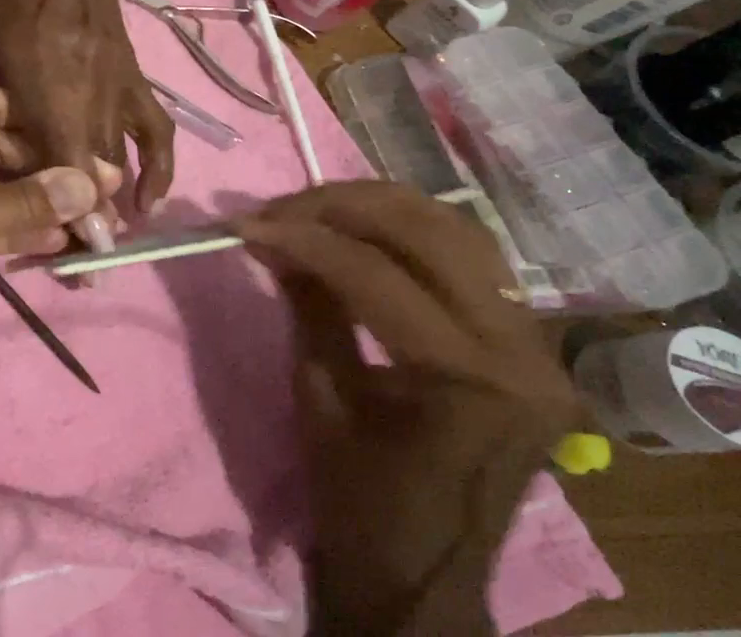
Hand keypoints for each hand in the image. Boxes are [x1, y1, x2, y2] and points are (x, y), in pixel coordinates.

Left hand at [0, 0, 173, 247]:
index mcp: (33, 75)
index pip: (55, 148)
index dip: (66, 197)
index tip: (77, 244)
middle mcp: (82, 87)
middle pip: (89, 163)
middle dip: (88, 213)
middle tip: (86, 261)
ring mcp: (114, 83)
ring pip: (119, 153)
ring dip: (115, 200)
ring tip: (105, 244)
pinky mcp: (132, 77)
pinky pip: (155, 128)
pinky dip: (160, 165)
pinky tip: (150, 202)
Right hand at [232, 183, 580, 635]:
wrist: (421, 570)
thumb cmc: (357, 500)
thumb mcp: (319, 399)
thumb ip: (309, 309)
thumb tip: (273, 240)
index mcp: (469, 380)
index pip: (377, 274)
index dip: (302, 238)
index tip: (240, 224)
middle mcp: (521, 352)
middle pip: (434, 234)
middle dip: (343, 206)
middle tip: (275, 209)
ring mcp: (537, 347)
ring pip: (462, 234)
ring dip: (380, 211)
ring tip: (312, 211)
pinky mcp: (528, 347)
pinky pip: (472, 264)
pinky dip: (411, 237)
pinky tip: (361, 236)